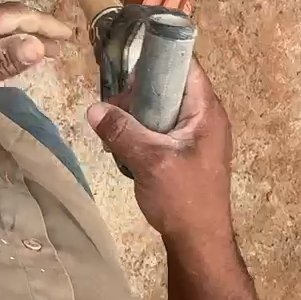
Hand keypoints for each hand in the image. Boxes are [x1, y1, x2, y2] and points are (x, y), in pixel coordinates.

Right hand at [85, 62, 233, 244]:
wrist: (199, 242)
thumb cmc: (183, 199)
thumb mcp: (149, 161)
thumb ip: (121, 131)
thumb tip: (94, 109)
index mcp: (206, 111)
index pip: (186, 65)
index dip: (158, 57)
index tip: (126, 63)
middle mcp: (204, 117)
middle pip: (168, 85)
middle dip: (138, 91)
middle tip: (113, 107)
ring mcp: (194, 135)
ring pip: (160, 108)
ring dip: (135, 114)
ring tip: (113, 129)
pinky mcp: (183, 151)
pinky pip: (158, 128)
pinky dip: (140, 131)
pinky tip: (121, 145)